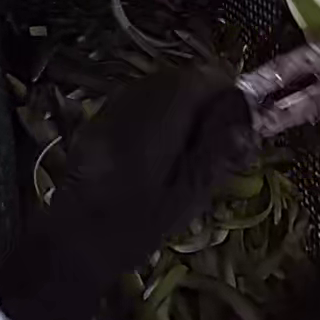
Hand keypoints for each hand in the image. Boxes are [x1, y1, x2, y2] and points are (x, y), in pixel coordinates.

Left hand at [0, 65, 257, 319]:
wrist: (73, 241)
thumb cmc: (136, 223)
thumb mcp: (188, 193)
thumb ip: (219, 150)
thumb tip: (247, 120)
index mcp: (160, 114)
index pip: (203, 77)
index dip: (227, 93)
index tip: (240, 118)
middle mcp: (134, 99)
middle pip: (182, 78)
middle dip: (206, 98)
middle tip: (220, 133)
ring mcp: (113, 105)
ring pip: (161, 87)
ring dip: (183, 105)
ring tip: (193, 142)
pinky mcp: (100, 118)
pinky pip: (140, 101)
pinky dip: (159, 114)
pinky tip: (162, 147)